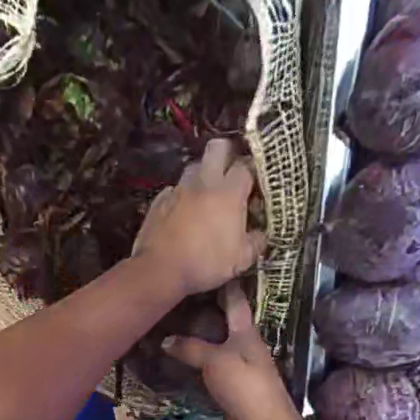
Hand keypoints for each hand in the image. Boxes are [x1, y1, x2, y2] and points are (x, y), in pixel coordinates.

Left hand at [131, 139, 265, 297]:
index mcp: (228, 193)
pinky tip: (183, 210)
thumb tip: (261, 234)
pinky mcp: (158, 201)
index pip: (246, 166)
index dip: (253, 170)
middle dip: (227, 153)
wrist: (159, 271)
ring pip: (193, 167)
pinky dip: (182, 195)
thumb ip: (256, 242)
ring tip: (207, 193)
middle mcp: (203, 183)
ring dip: (203, 174)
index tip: (256, 183)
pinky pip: (174, 189)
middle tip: (232, 172)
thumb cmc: (205, 264)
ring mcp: (177, 190)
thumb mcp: (241, 259)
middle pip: (217, 148)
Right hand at [162, 282, 299, 419]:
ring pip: (215, 343)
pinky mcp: (232, 384)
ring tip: (173, 324)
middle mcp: (244, 344)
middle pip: (223, 321)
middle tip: (179, 297)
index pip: (235, 300)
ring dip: (199, 336)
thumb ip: (190, 348)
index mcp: (246, 331)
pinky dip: (196, 359)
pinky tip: (180, 356)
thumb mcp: (214, 360)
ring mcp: (239, 364)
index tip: (210, 267)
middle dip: (205, 309)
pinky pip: (211, 365)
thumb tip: (165, 339)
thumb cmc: (243, 383)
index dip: (225, 283)